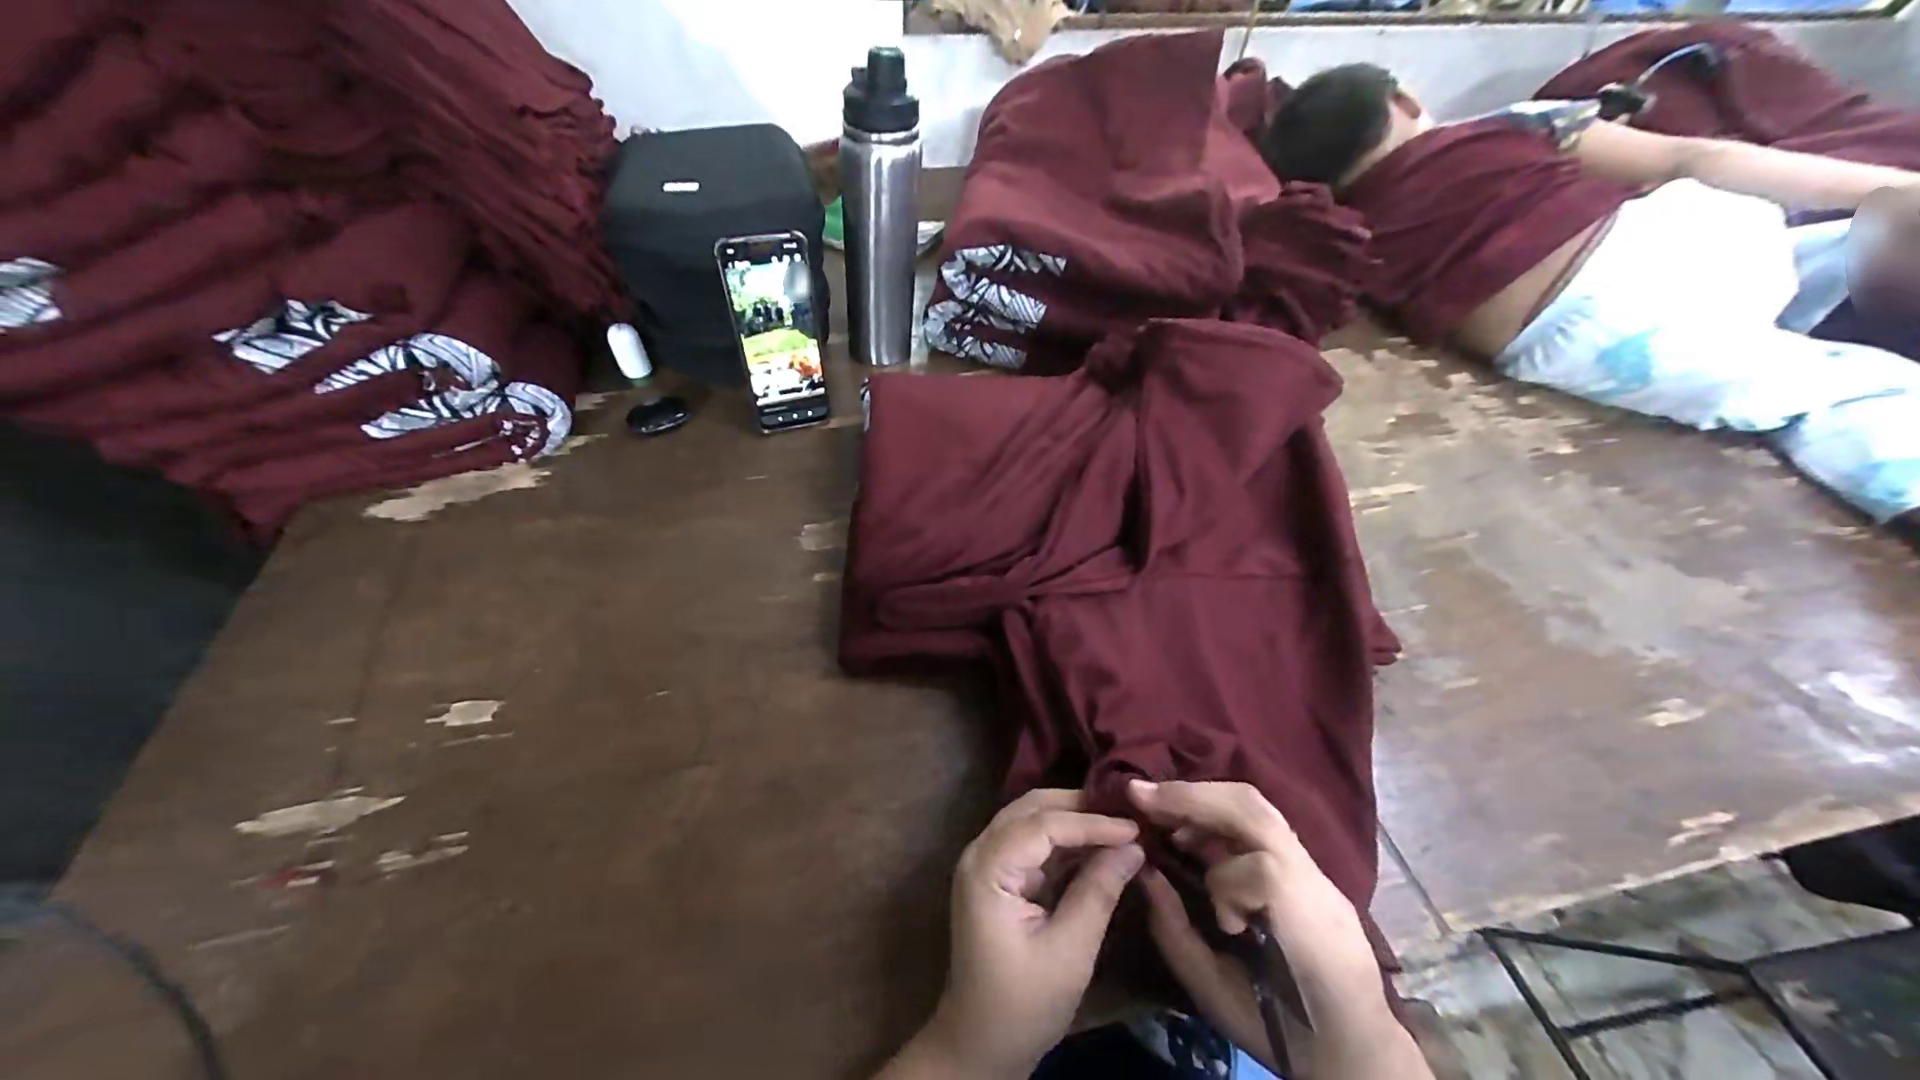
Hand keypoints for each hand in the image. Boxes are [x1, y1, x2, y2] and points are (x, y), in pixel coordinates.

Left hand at [882, 789, 1143, 1079]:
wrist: (979, 1045)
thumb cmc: (1022, 1005)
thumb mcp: (1069, 952)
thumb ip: (1098, 892)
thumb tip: (1134, 847)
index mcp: (988, 868)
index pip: (1043, 824)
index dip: (1091, 822)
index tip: (1136, 828)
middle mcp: (980, 853)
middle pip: (1032, 809)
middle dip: (1080, 807)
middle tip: (1128, 814)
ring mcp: (987, 863)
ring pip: (1032, 820)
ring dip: (1074, 820)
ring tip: (1120, 824)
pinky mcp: (999, 877)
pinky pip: (1033, 843)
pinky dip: (1066, 841)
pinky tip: (1098, 845)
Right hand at [1130, 780, 1432, 1079]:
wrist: (1353, 1047)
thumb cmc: (1282, 1034)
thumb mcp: (1214, 993)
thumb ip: (1175, 930)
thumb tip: (1143, 872)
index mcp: (1305, 928)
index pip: (1264, 872)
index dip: (1215, 873)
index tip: (1163, 857)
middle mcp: (1316, 885)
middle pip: (1256, 811)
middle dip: (1192, 796)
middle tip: (1141, 795)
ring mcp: (1316, 871)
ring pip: (1257, 806)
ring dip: (1202, 800)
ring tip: (1161, 813)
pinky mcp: (1307, 865)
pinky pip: (1258, 822)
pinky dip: (1216, 813)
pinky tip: (1191, 834)